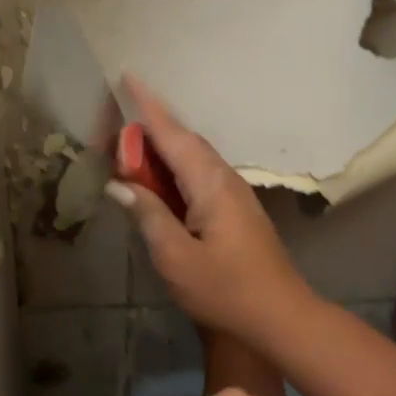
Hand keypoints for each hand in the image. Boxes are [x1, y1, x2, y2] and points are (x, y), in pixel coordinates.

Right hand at [104, 75, 315, 336]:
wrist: (280, 318)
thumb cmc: (225, 290)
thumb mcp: (175, 257)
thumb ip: (147, 215)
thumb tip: (120, 185)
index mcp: (210, 184)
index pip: (173, 135)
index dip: (148, 107)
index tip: (128, 77)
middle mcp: (224, 180)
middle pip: (184, 142)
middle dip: (151, 126)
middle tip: (116, 120)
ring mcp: (234, 195)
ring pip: (193, 158)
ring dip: (162, 148)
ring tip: (130, 147)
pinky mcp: (235, 211)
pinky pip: (198, 175)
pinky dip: (174, 169)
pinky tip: (159, 180)